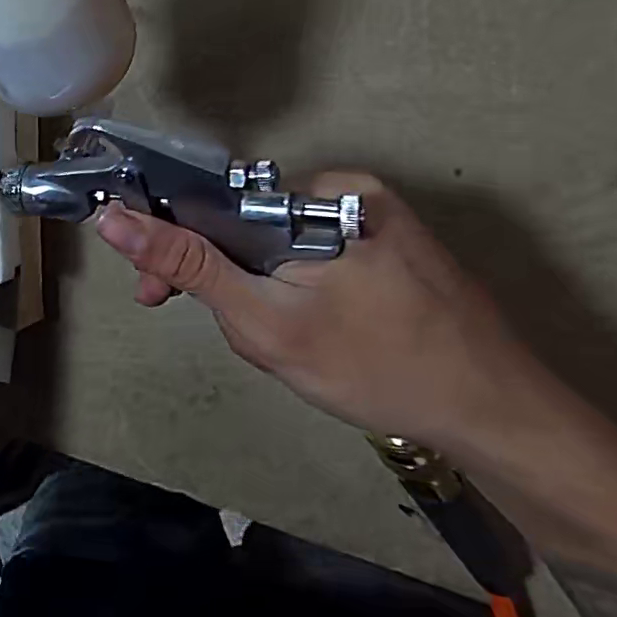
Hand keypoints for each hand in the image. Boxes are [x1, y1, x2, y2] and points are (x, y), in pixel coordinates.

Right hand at [94, 173, 551, 449]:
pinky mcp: (389, 246)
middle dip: (223, 282)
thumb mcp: (263, 320)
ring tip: (278, 342)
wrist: (504, 424)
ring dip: (256, 294)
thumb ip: (184, 263)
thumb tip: (112, 219)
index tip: (157, 293)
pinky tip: (307, 332)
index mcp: (321, 194)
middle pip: (241, 228)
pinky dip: (289, 294)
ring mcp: (374, 220)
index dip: (173, 248)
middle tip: (233, 332)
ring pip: (271, 249)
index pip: (212, 206)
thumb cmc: (379, 367)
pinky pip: (306, 258)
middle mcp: (348, 193)